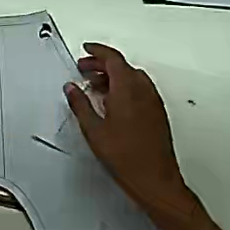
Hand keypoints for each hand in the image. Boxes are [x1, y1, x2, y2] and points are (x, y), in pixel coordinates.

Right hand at [64, 43, 200, 229]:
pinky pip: (140, 90)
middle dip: (102, 64)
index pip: (113, 59)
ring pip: (132, 77)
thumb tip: (72, 89)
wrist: (154, 180)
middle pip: (123, 67)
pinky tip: (111, 101)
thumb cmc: (128, 157)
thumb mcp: (93, 129)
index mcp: (128, 89)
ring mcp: (153, 102)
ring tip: (95, 86)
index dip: (98, 51)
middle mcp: (144, 91)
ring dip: (113, 76)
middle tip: (85, 68)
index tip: (87, 49)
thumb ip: (80, 104)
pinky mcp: (157, 113)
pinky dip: (124, 87)